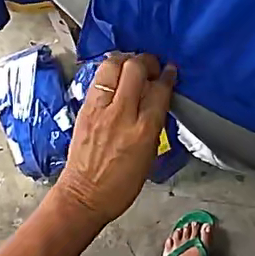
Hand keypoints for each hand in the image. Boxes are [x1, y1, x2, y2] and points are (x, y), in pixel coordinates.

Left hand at [56, 52, 176, 221]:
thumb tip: (157, 98)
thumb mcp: (150, 153)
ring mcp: (99, 110)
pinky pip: (98, 80)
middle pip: (135, 69)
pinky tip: (115, 78)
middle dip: (146, 61)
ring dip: (125, 60)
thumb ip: (154, 122)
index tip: (171, 71)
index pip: (159, 90)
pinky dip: (109, 72)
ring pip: (112, 66)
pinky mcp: (83, 110)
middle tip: (152, 65)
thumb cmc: (121, 183)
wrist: (84, 195)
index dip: (168, 75)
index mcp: (144, 131)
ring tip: (132, 66)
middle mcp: (120, 115)